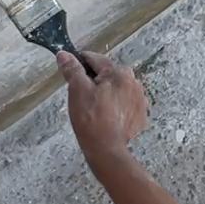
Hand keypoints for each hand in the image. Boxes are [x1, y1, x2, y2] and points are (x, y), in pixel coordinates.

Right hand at [57, 50, 149, 165]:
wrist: (106, 149)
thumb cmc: (91, 119)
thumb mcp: (77, 90)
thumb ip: (72, 69)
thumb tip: (64, 54)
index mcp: (118, 73)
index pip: (95, 59)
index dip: (79, 63)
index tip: (71, 70)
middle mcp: (133, 82)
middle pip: (107, 74)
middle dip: (94, 80)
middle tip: (82, 96)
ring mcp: (139, 99)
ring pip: (117, 89)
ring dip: (106, 93)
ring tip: (94, 108)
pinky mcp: (140, 115)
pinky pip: (125, 104)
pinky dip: (116, 107)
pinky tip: (106, 116)